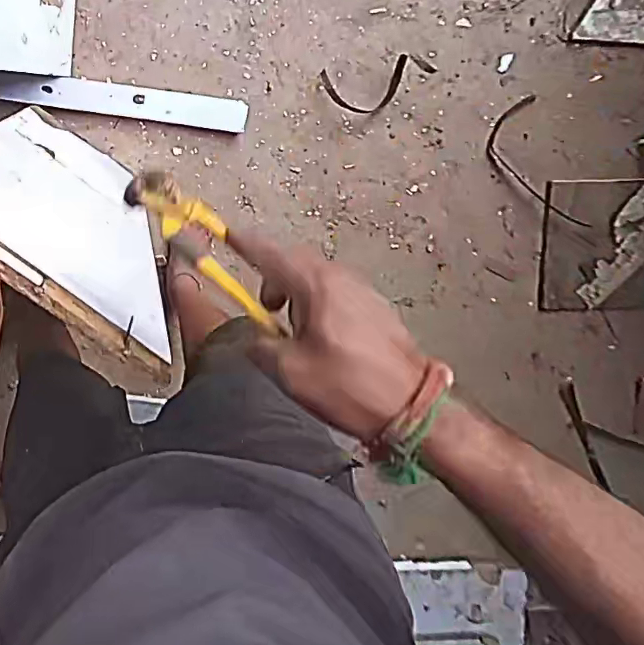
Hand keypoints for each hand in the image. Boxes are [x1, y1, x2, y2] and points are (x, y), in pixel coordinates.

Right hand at [228, 228, 431, 439]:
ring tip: (291, 327)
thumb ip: (259, 345)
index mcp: (316, 287)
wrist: (414, 409)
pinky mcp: (376, 308)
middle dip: (272, 278)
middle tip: (263, 307)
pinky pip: (335, 292)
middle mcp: (341, 280)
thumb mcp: (289, 371)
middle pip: (294, 262)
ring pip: (316, 277)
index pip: (271, 255)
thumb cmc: (352, 388)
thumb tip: (251, 337)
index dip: (245, 245)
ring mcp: (362, 292)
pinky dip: (317, 303)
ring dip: (295, 293)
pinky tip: (318, 335)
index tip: (229, 235)